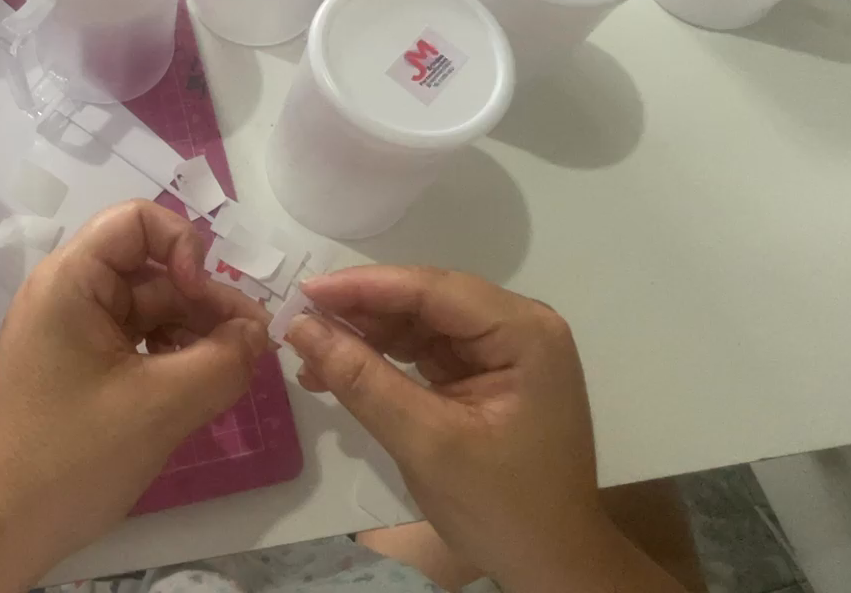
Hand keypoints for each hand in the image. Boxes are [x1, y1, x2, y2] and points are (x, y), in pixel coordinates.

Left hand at [0, 200, 270, 592]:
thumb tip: (259, 333)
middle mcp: (69, 293)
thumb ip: (222, 362)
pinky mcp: (79, 364)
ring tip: (235, 369)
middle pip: (150, 269)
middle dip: (203, 300)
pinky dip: (171, 355)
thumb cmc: (70, 457)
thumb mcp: (159, 407)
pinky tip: (200, 385)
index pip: (135, 221)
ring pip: (149, 307)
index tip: (204, 295)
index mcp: (71, 280)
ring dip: (194, 331)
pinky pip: (136, 339)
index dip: (181, 244)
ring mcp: (73, 330)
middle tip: (252, 344)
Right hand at [286, 267, 679, 592]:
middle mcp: (514, 324)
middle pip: (421, 299)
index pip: (431, 289)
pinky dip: (378, 356)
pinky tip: (337, 369)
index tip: (303, 292)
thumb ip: (362, 379)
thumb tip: (299, 326)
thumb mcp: (426, 443)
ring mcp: (497, 346)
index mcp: (522, 332)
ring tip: (309, 354)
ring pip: (414, 319)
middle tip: (298, 323)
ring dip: (362, 335)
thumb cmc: (502, 508)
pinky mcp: (480, 367)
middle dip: (358, 312)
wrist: (552, 568)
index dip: (363, 286)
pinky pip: (419, 346)